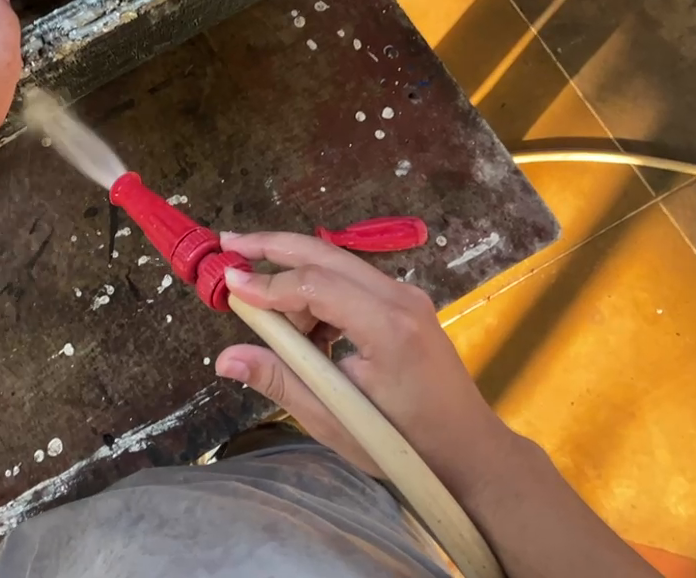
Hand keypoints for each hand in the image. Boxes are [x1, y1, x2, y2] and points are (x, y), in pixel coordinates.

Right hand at [213, 231, 514, 487]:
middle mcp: (399, 297)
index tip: (228, 284)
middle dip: (270, 245)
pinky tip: (301, 325)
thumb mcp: (333, 420)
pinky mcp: (403, 300)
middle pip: (323, 253)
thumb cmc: (403, 445)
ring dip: (292, 273)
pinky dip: (315, 290)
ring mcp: (405, 294)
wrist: (472, 453)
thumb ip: (278, 380)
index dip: (267, 281)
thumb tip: (224, 359)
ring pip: (333, 262)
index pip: (316, 284)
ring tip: (263, 310)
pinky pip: (347, 279)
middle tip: (226, 243)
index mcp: (388, 327)